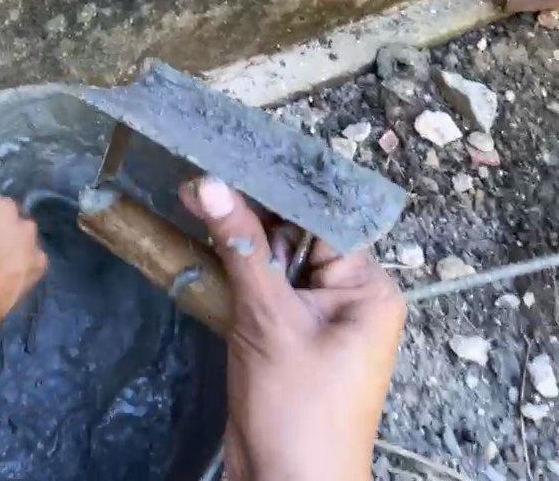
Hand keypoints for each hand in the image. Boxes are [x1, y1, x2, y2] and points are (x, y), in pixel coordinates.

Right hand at [181, 176, 405, 480]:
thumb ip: (240, 245)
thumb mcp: (268, 319)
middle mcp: (345, 292)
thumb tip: (208, 182)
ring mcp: (313, 311)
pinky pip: (260, 280)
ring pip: (273, 254)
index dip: (276, 183)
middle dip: (249, 203)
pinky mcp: (284, 329)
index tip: (233, 150)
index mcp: (365, 285)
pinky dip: (232, 260)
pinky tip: (200, 231)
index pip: (320, 215)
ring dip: (235, 230)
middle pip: (294, 231)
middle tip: (202, 168)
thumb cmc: (295, 408)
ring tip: (193, 190)